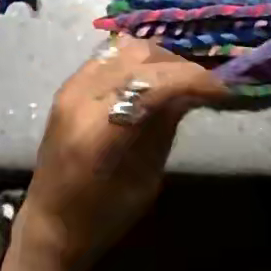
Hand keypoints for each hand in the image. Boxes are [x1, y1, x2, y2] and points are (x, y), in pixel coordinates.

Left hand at [0, 37, 226, 270]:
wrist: (48, 223)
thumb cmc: (100, 218)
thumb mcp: (145, 180)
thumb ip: (165, 128)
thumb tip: (191, 91)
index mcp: (97, 133)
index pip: (151, 84)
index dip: (192, 79)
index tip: (222, 90)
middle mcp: (80, 98)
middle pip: (140, 58)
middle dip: (179, 67)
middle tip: (204, 89)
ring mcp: (71, 85)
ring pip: (126, 48)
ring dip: (160, 60)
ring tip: (180, 83)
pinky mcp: (70, 82)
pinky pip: (112, 54)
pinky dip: (139, 60)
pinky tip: (153, 79)